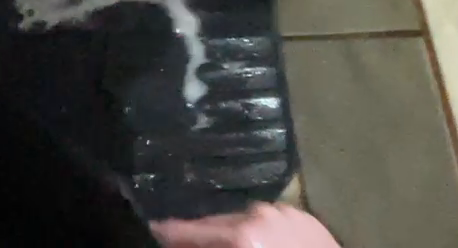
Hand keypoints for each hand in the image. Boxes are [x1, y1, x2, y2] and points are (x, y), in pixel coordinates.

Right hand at [152, 204, 342, 247]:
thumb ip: (211, 247)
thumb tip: (189, 242)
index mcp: (242, 235)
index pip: (195, 231)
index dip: (171, 233)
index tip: (153, 229)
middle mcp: (259, 214)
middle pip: (218, 224)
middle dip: (201, 237)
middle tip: (185, 241)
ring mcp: (283, 212)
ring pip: (244, 221)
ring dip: (230, 235)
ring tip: (222, 246)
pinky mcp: (304, 217)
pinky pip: (271, 222)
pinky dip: (259, 234)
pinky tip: (258, 247)